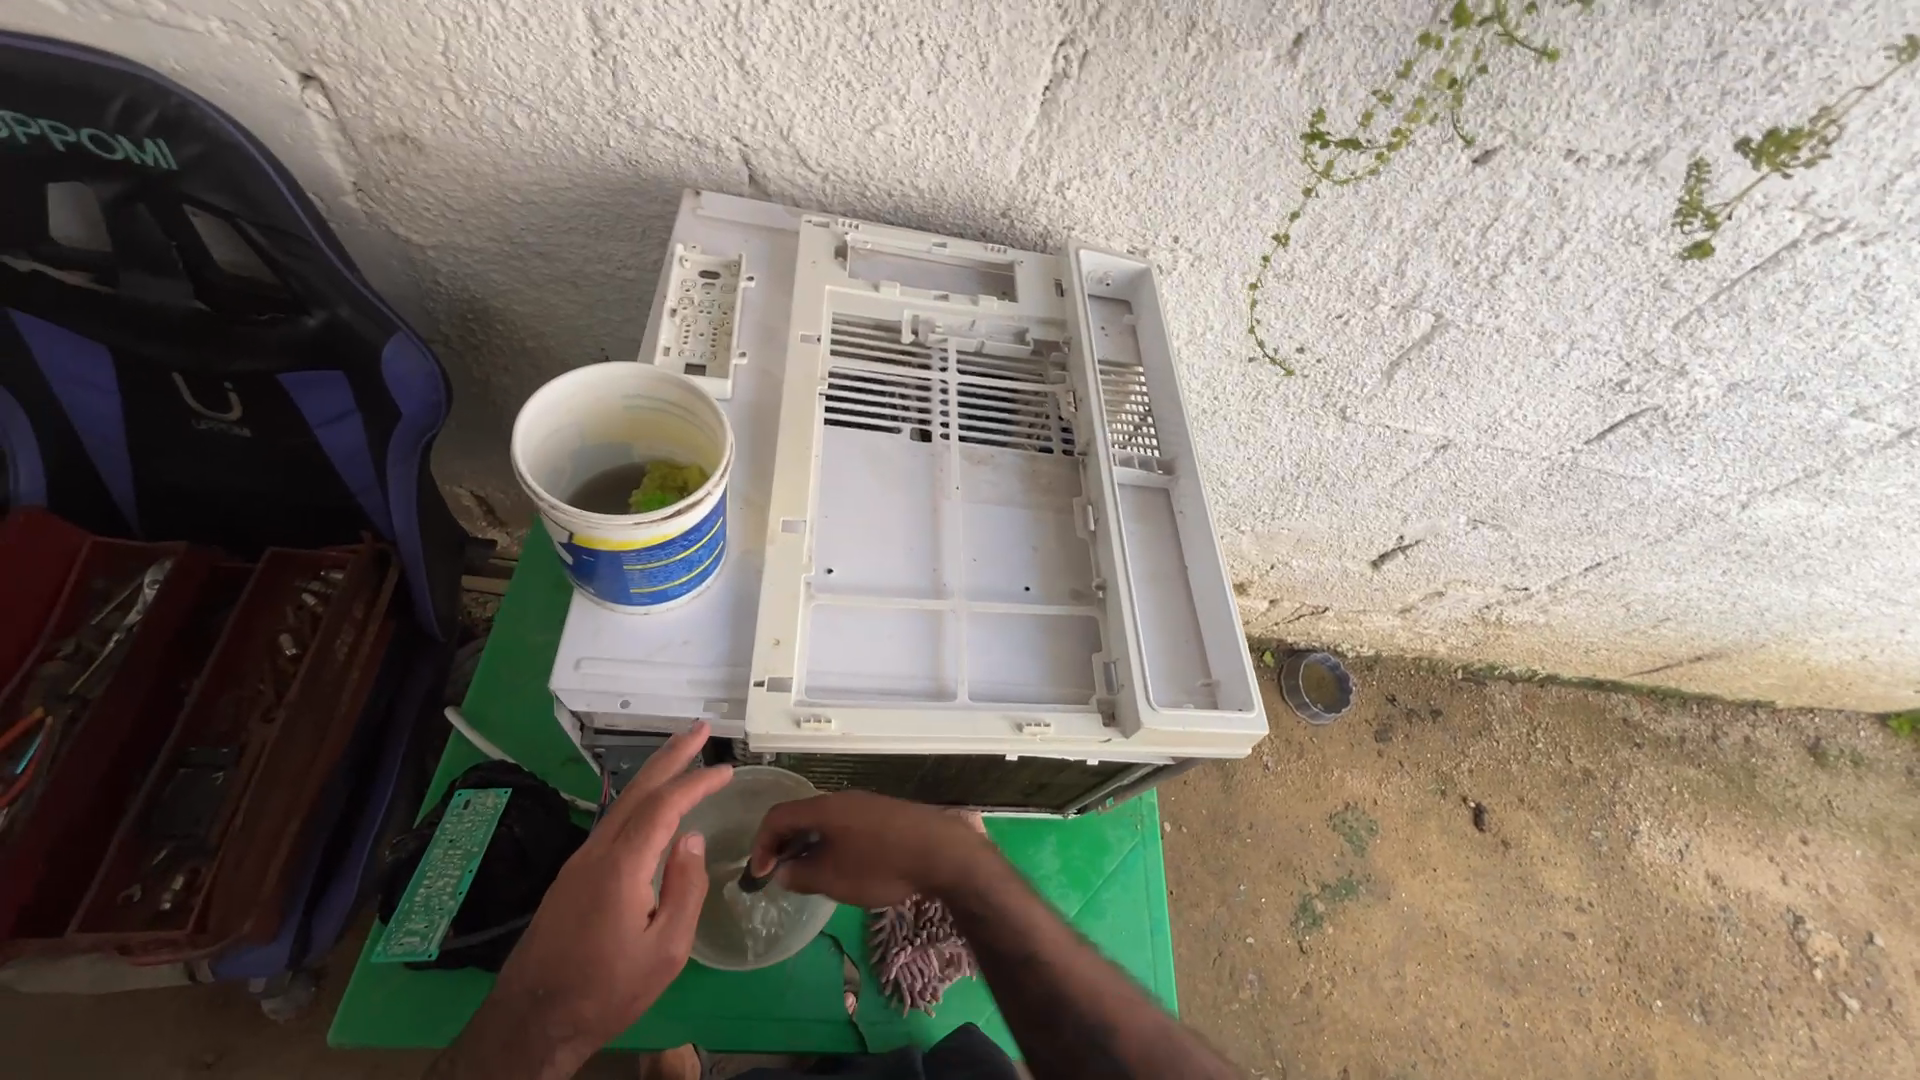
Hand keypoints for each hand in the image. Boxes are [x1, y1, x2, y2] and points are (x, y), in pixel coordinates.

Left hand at [479, 724, 731, 1065]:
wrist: (530, 1024)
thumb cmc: (606, 991)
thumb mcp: (666, 950)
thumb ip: (685, 889)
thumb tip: (692, 839)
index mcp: (621, 866)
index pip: (665, 806)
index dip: (697, 783)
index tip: (727, 770)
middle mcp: (596, 853)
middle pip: (638, 790)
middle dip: (671, 755)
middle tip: (701, 728)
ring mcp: (579, 863)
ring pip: (622, 803)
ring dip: (654, 774)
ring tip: (681, 754)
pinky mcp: (571, 878)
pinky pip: (613, 823)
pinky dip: (640, 800)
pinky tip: (652, 805)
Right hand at [748, 792, 994, 907]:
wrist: (942, 852)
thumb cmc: (881, 865)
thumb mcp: (834, 878)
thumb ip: (801, 874)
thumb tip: (782, 870)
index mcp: (824, 808)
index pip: (778, 815)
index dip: (761, 844)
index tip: (760, 874)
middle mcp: (843, 799)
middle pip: (802, 815)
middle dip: (785, 844)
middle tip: (781, 874)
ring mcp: (867, 805)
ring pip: (827, 821)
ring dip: (811, 845)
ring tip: (812, 874)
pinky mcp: (887, 815)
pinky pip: (848, 826)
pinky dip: (835, 843)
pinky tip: (847, 867)